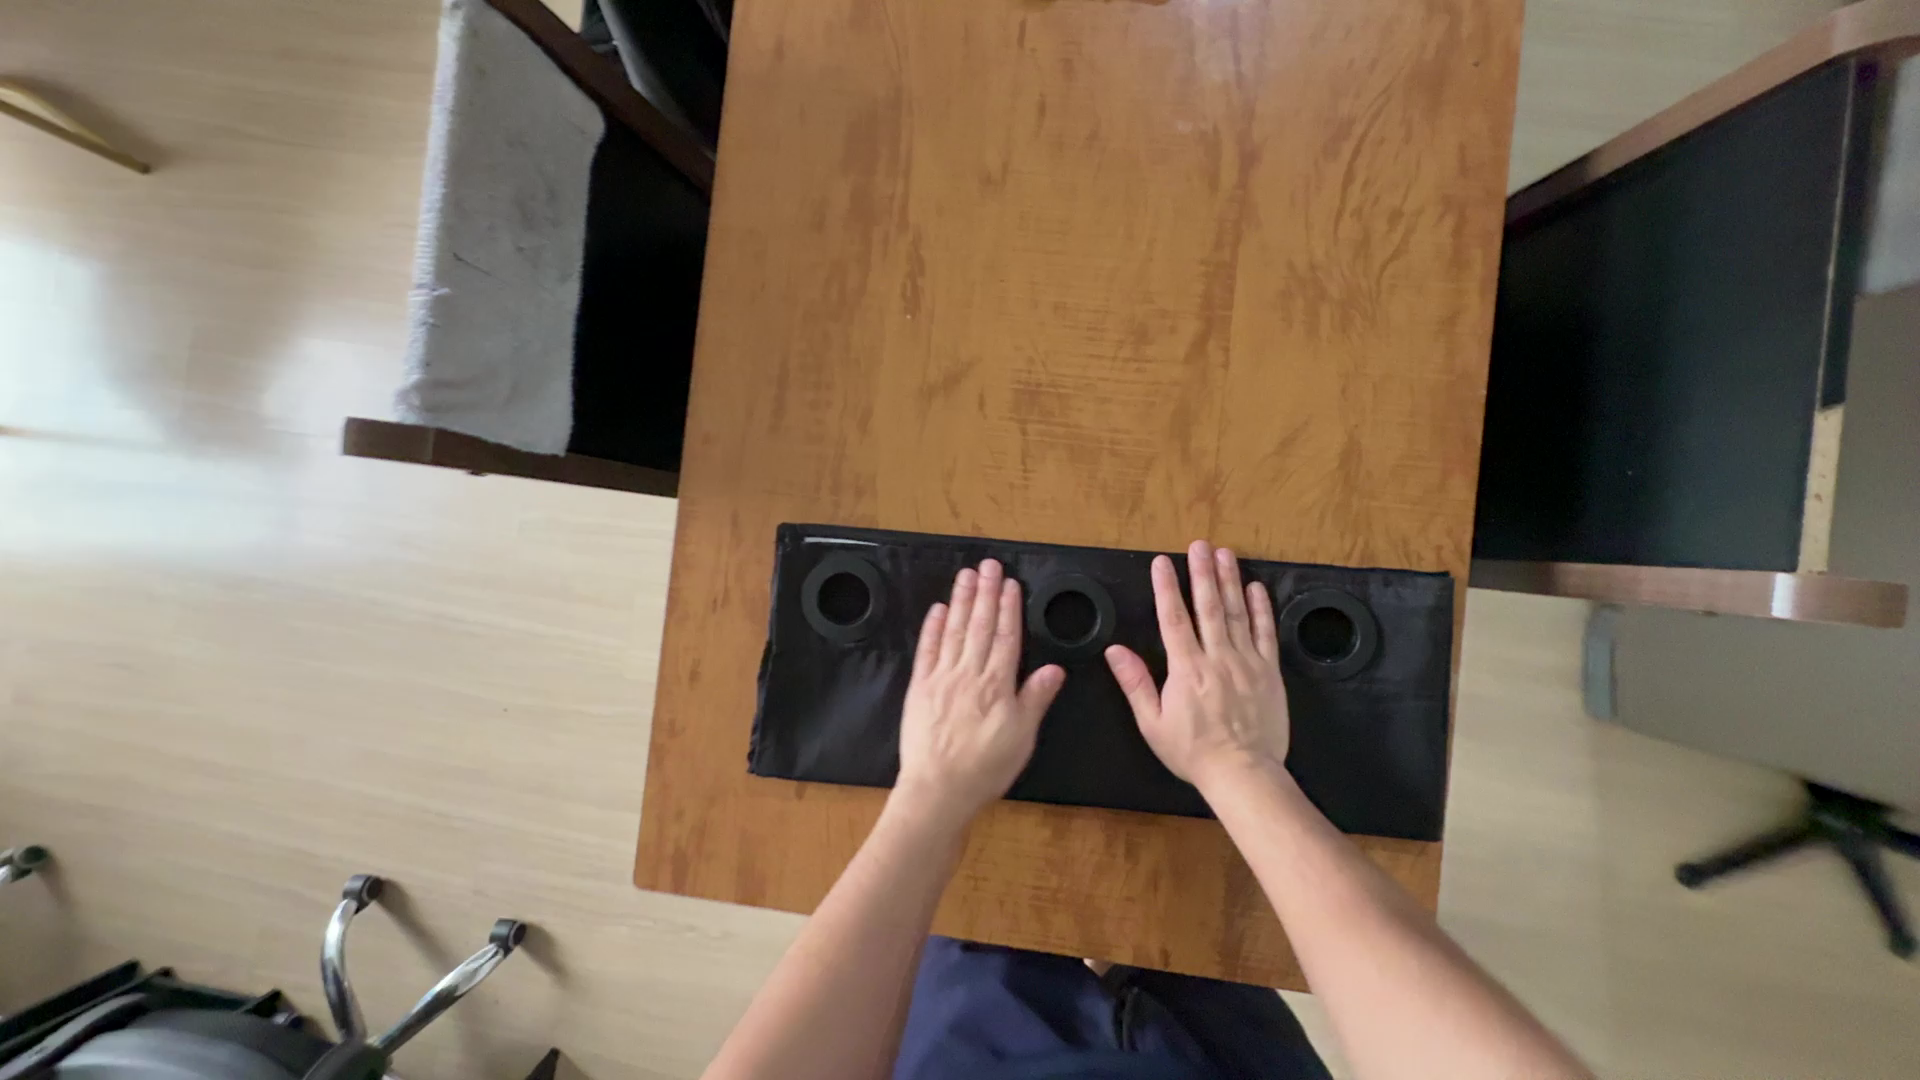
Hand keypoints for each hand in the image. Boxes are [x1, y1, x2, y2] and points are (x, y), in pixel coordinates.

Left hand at [895, 559, 1066, 825]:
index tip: (1009, 583)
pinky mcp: (919, 688)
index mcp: (997, 684)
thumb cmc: (986, 767)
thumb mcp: (1022, 737)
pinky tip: (937, 609)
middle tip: (988, 564)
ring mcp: (941, 678)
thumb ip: (1035, 699)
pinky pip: (927, 650)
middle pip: (979, 625)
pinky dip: (932, 628)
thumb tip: (1055, 668)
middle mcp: (969, 673)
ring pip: (953, 630)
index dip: (1008, 608)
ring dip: (960, 601)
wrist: (937, 790)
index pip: (1005, 636)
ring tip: (966, 575)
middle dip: (985, 593)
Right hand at [1104, 540, 1290, 792]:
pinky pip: (1266, 634)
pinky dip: (1261, 609)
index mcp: (1186, 669)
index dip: (1166, 588)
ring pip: (1237, 613)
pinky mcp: (1270, 672)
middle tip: (1200, 545)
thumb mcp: (1152, 723)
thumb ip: (1135, 684)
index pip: (1173, 619)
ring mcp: (1247, 662)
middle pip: (1208, 607)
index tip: (1162, 563)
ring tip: (1225, 554)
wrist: (1243, 773)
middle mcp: (1217, 658)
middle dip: (1202, 572)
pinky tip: (1256, 588)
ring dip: (1230, 581)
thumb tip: (1115, 651)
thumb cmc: (1193, 752)